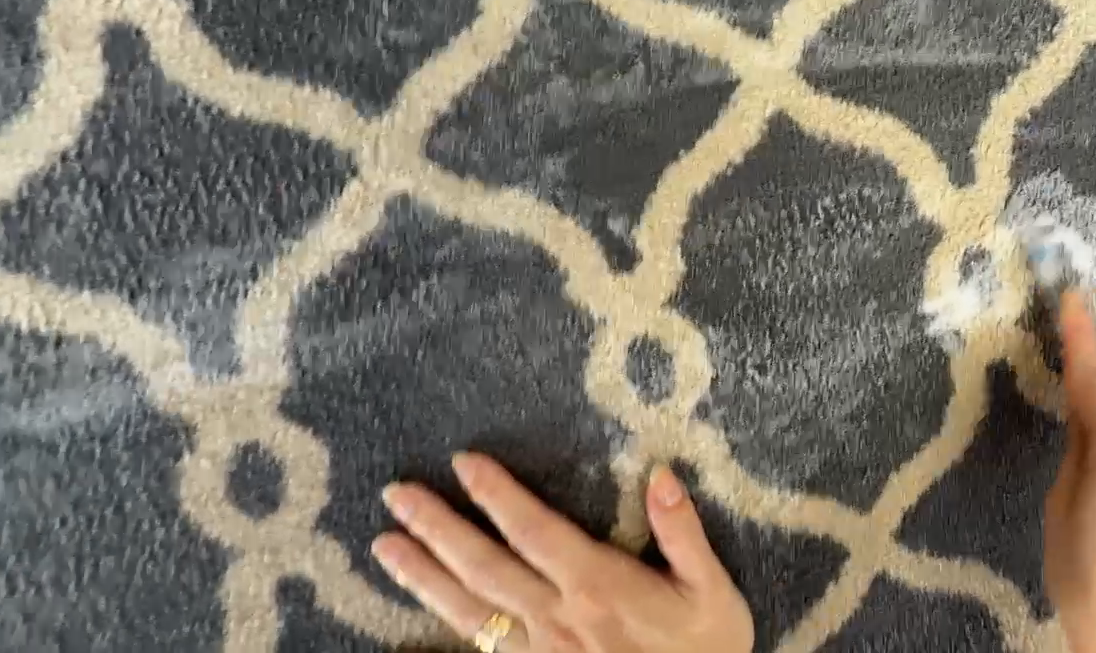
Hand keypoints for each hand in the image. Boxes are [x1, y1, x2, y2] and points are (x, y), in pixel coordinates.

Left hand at [372, 454, 753, 652]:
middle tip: (396, 495)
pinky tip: (422, 608)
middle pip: (485, 567)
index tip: (464, 463)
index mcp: (598, 585)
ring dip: (423, 575)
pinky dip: (442, 625)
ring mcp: (538, 652)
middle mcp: (556, 616)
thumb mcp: (711, 588)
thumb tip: (660, 472)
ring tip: (384, 546)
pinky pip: (478, 648)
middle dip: (438, 528)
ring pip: (468, 610)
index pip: (535, 531)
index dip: (496, 496)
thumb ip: (682, 530)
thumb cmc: (706, 649)